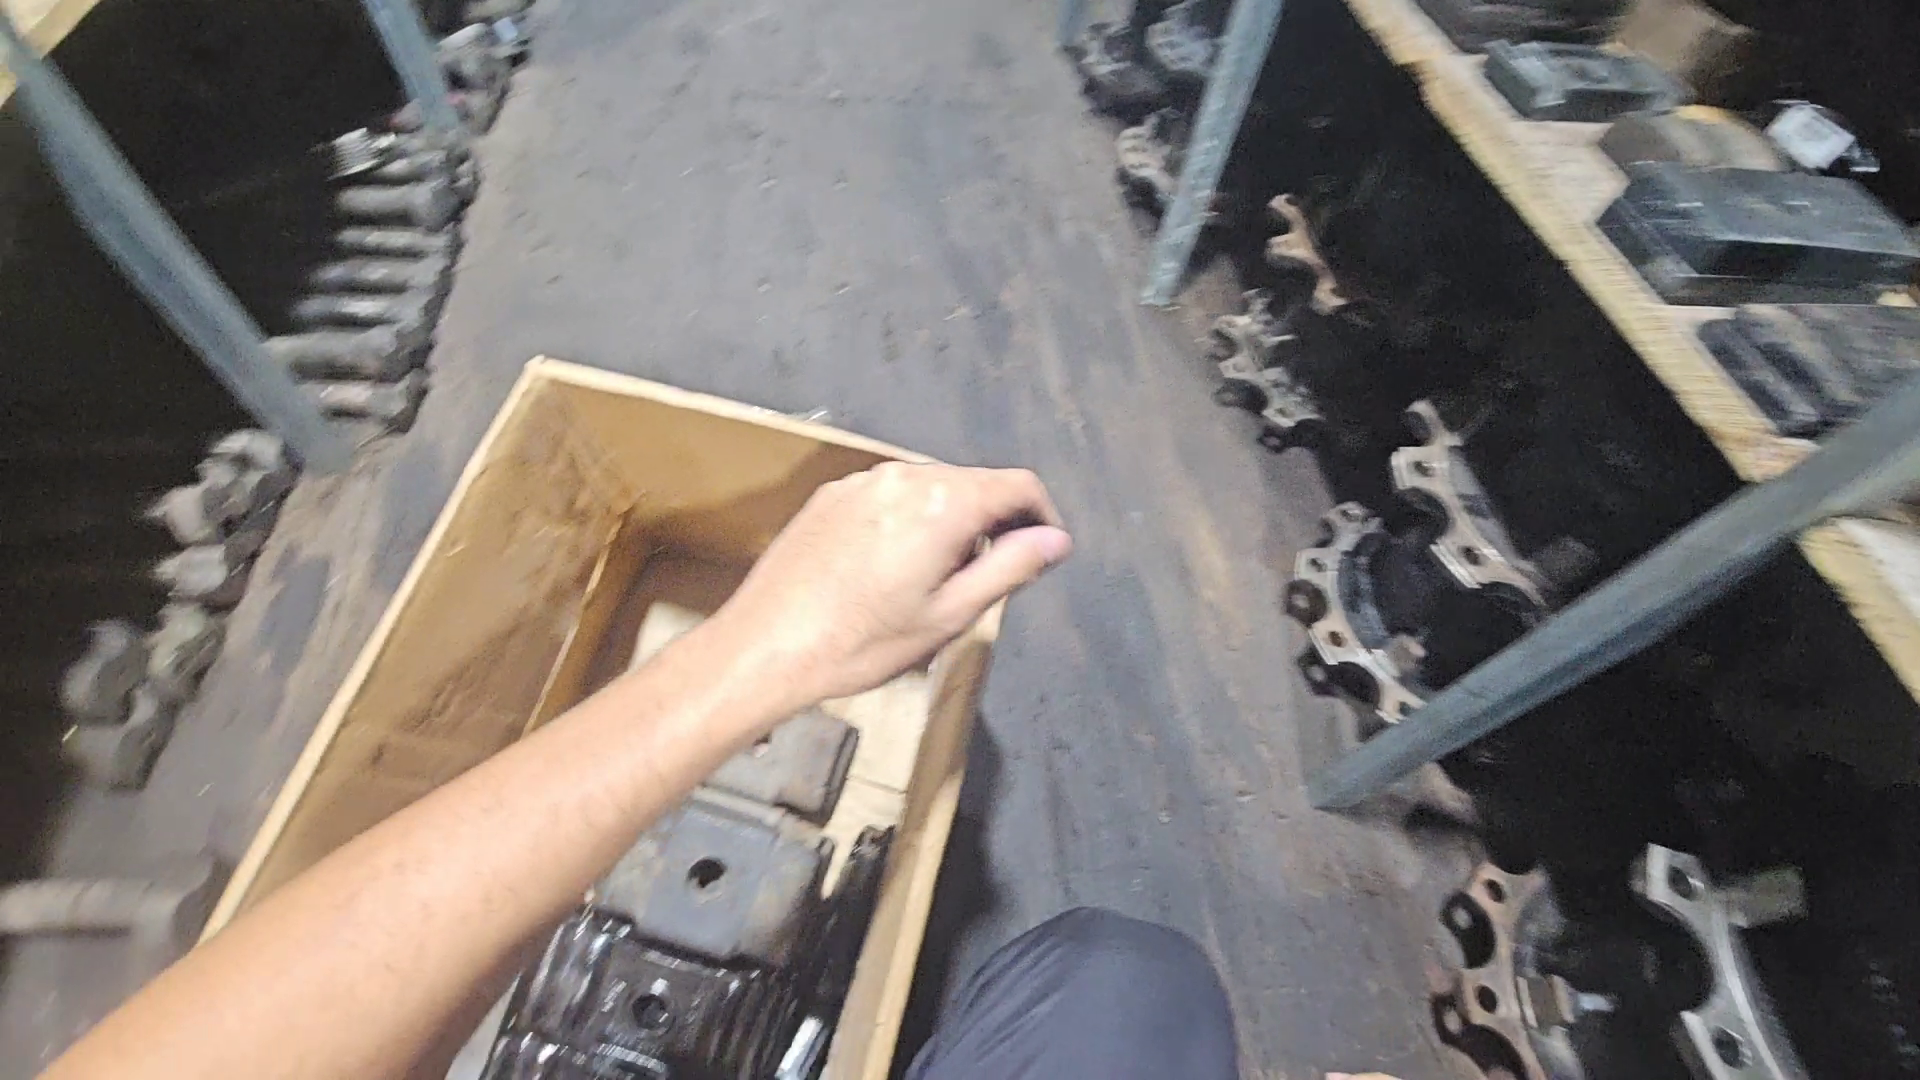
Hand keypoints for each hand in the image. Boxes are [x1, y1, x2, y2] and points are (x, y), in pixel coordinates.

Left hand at [709, 462, 1071, 706]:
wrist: (764, 647)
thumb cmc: (863, 642)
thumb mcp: (951, 614)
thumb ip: (1012, 567)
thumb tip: (1056, 539)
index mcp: (942, 502)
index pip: (1018, 484)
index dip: (1042, 516)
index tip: (1042, 552)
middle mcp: (904, 476)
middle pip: (975, 484)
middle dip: (995, 522)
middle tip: (988, 577)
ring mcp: (862, 481)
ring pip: (932, 488)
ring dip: (952, 521)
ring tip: (935, 578)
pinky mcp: (832, 495)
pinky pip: (892, 496)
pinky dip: (911, 519)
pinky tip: (890, 566)